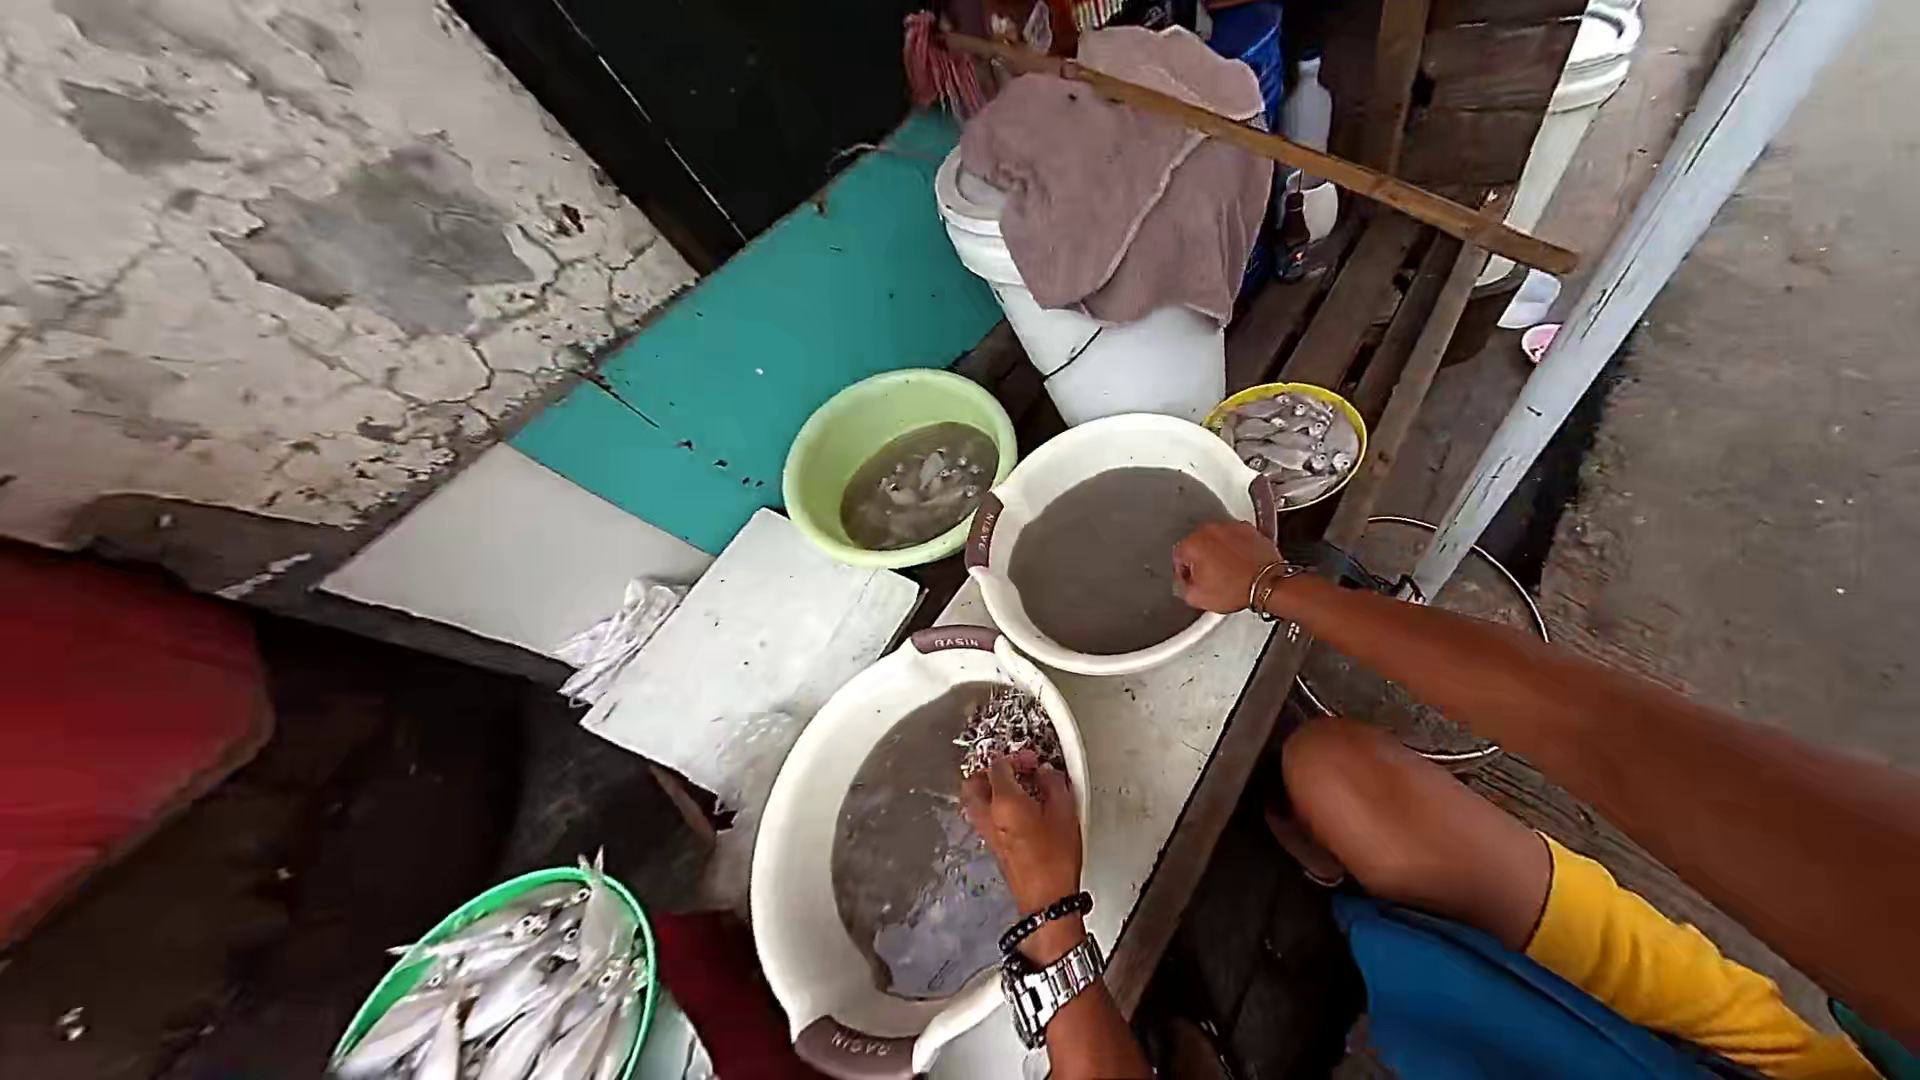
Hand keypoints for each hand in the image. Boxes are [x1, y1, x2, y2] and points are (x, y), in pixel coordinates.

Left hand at [961, 749, 1081, 916]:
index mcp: (1005, 802)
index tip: (1030, 761)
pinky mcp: (993, 846)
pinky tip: (1013, 810)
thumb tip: (1047, 774)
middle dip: (989, 771)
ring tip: (1010, 787)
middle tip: (1011, 770)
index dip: (1015, 758)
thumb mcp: (1065, 813)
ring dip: (987, 789)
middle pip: (974, 782)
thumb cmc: (1055, 861)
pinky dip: (991, 807)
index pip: (998, 766)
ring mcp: (988, 832)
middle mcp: (990, 816)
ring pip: (974, 800)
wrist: (1047, 900)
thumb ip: (1054, 784)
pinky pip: (982, 817)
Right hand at [1173, 520, 1283, 612]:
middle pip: (1196, 545)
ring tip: (1227, 570)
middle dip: (1200, 559)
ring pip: (1214, 539)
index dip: (1184, 572)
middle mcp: (1208, 530)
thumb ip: (1181, 586)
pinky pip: (1234, 537)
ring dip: (1217, 551)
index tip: (1193, 580)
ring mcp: (1229, 527)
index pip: (1178, 557)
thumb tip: (1182, 582)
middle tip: (1211, 576)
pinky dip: (1234, 546)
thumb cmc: (1236, 588)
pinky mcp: (1247, 529)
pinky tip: (1238, 561)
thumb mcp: (1196, 598)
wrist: (1268, 584)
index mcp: (1191, 544)